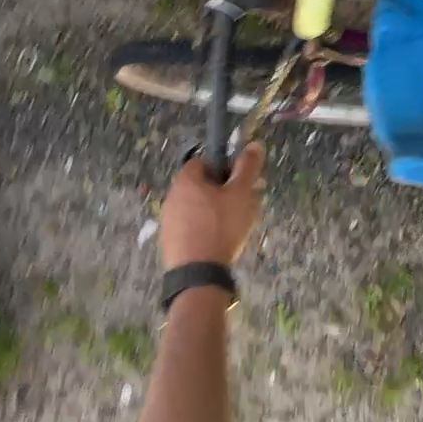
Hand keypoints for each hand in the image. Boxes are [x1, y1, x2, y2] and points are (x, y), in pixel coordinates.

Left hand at [160, 142, 266, 269]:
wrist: (198, 276)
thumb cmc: (220, 227)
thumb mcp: (240, 194)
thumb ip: (247, 168)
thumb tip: (254, 145)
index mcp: (186, 180)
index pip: (203, 161)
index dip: (222, 168)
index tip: (237, 183)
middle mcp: (171, 197)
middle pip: (200, 186)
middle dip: (221, 192)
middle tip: (240, 206)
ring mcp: (167, 222)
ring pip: (196, 209)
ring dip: (213, 213)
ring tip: (232, 228)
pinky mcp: (169, 244)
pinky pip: (190, 229)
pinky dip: (203, 231)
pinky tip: (218, 244)